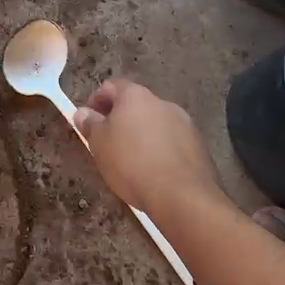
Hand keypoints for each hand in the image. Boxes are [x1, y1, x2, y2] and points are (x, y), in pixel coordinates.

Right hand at [72, 79, 224, 216]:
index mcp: (135, 96)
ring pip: (157, 125)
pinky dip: (163, 152)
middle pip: (136, 105)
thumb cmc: (132, 164)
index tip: (90, 121)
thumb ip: (90, 124)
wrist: (183, 198)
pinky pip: (175, 144)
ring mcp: (186, 125)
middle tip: (110, 142)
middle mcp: (162, 103)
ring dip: (145, 136)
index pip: (111, 87)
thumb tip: (83, 112)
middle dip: (122, 120)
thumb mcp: (99, 144)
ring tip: (135, 162)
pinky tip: (157, 173)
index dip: (96, 101)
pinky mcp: (201, 149)